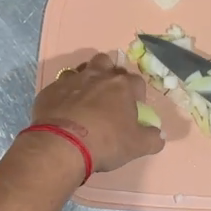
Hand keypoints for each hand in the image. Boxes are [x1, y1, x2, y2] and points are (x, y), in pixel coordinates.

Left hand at [30, 53, 164, 172]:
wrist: (62, 145)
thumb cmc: (106, 142)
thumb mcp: (137, 146)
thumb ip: (152, 139)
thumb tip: (159, 135)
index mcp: (121, 85)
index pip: (136, 81)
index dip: (137, 94)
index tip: (134, 108)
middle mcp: (97, 76)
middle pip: (107, 63)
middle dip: (110, 75)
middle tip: (109, 96)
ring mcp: (72, 80)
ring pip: (82, 69)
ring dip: (86, 79)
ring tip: (86, 99)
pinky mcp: (51, 90)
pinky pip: (60, 85)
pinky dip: (65, 94)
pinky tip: (64, 110)